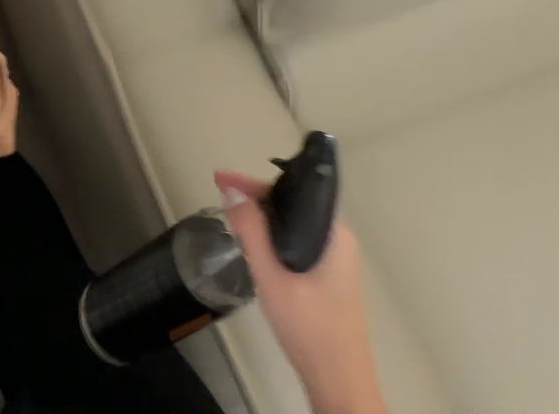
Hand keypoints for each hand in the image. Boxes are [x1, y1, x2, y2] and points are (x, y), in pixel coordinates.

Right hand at [215, 171, 386, 413]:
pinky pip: (298, 242)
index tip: (220, 177)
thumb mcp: (272, 275)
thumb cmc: (308, 327)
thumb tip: (232, 191)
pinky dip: (274, 236)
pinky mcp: (329, 277)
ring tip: (232, 212)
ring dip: (264, 217)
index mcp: (334, 234)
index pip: (291, 191)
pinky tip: (255, 243)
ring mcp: (336, 260)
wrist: (339, 382)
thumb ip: (252, 231)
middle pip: (293, 205)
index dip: (252, 183)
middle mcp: (339, 240)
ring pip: (294, 225)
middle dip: (256, 196)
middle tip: (222, 194)